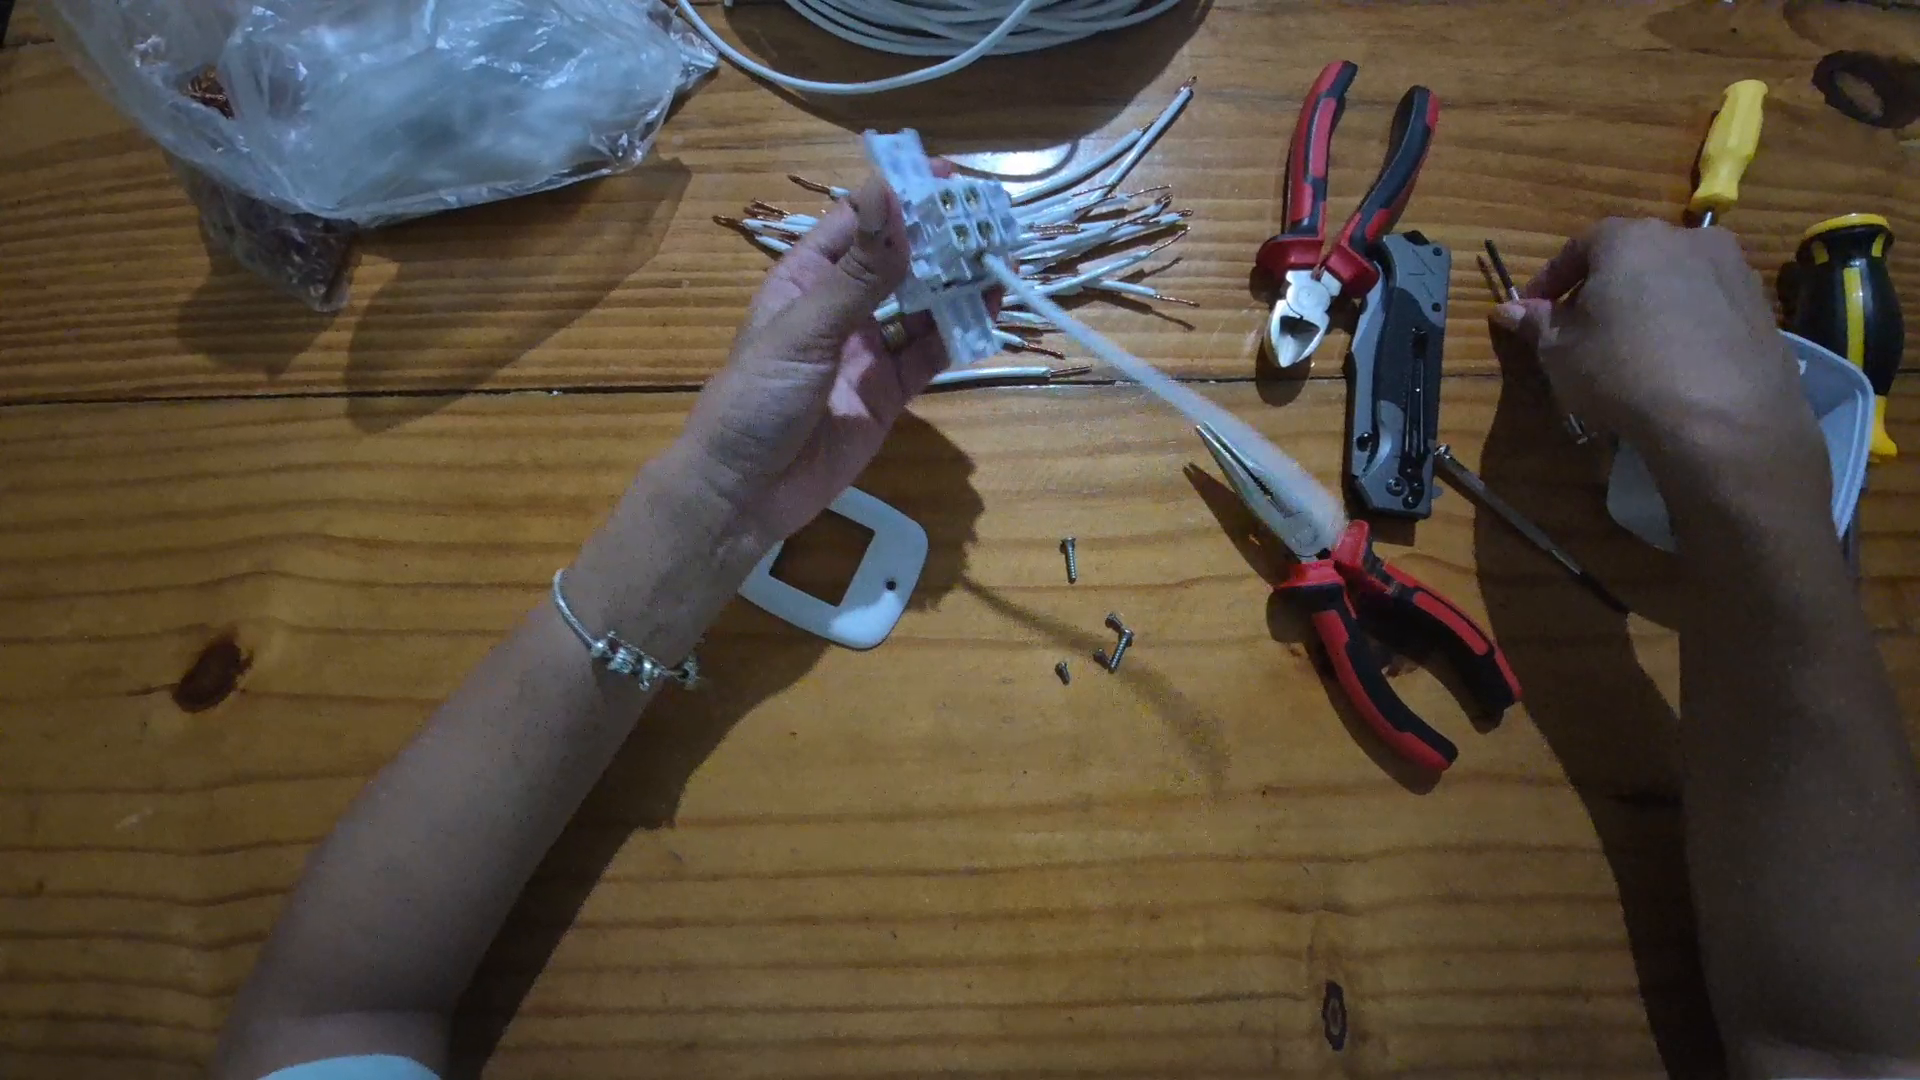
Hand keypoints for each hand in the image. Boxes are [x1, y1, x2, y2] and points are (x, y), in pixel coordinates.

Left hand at [680, 169, 956, 545]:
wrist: (747, 491)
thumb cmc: (757, 400)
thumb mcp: (805, 330)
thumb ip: (856, 274)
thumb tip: (889, 195)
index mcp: (807, 278)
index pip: (862, 222)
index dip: (904, 198)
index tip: (951, 179)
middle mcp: (843, 308)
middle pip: (900, 262)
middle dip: (943, 242)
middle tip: (993, 224)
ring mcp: (869, 352)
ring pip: (922, 308)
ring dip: (958, 287)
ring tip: (1002, 264)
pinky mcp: (889, 393)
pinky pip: (929, 356)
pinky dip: (957, 336)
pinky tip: (988, 314)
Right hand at [1492, 218, 1828, 513]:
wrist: (1719, 412)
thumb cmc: (1619, 369)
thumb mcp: (1558, 350)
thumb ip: (1536, 322)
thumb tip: (1509, 310)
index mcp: (1630, 242)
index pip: (1581, 243)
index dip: (1551, 276)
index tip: (1532, 309)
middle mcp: (1687, 240)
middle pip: (1630, 254)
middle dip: (1597, 285)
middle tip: (1574, 324)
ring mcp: (1731, 268)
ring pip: (1669, 275)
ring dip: (1639, 300)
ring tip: (1620, 342)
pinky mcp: (1757, 302)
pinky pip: (1701, 300)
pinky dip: (1675, 317)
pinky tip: (1662, 356)